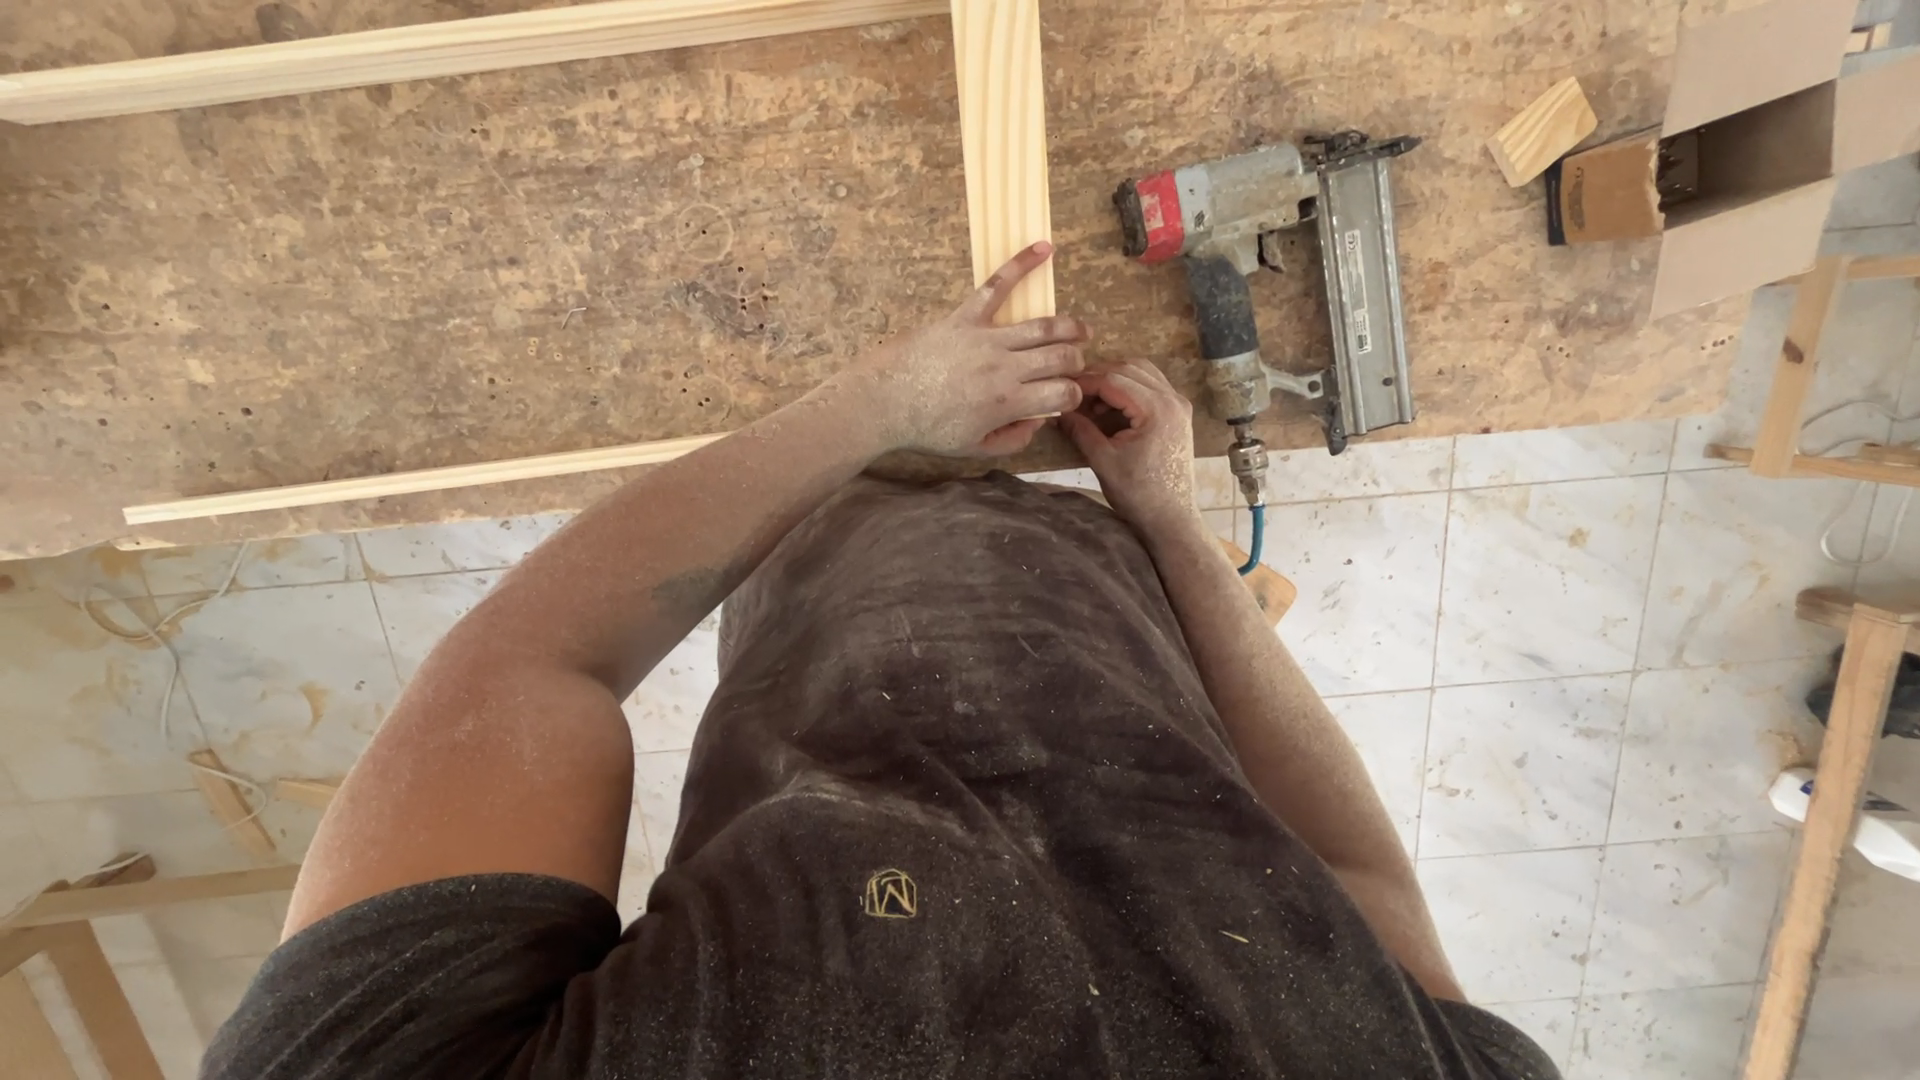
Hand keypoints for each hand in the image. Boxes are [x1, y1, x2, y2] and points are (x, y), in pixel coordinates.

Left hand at [836, 242, 1086, 456]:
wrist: (884, 402)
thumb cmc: (926, 429)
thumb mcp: (973, 449)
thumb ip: (1012, 440)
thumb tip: (1037, 421)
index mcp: (1008, 402)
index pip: (1063, 394)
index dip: (1073, 396)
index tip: (1066, 397)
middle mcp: (1005, 367)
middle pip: (1061, 357)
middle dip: (1076, 361)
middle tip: (1073, 365)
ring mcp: (986, 338)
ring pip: (1043, 326)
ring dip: (1070, 327)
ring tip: (1082, 331)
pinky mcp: (965, 317)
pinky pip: (997, 285)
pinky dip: (1022, 263)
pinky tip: (1044, 248)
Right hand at [1058, 359, 1202, 534]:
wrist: (1170, 518)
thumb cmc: (1138, 495)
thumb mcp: (1103, 461)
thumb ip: (1080, 431)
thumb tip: (1056, 411)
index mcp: (1157, 409)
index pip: (1114, 379)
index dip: (1085, 381)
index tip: (1062, 390)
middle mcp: (1173, 399)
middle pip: (1129, 368)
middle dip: (1098, 376)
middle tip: (1072, 392)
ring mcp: (1178, 405)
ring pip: (1141, 372)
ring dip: (1114, 379)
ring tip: (1090, 400)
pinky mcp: (1178, 414)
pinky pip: (1150, 386)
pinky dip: (1128, 388)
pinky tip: (1110, 407)